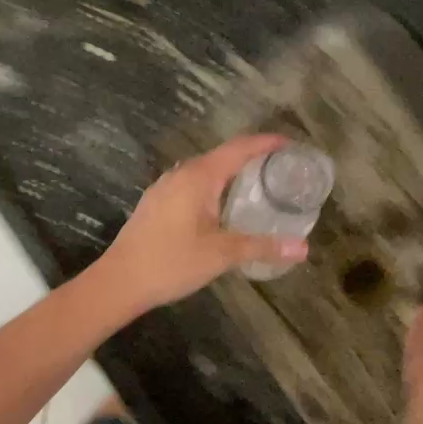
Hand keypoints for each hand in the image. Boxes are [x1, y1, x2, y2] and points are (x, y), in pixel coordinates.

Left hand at [89, 134, 310, 312]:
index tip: (290, 144)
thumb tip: (302, 248)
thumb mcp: (221, 254)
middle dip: (250, 158)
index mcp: (198, 177)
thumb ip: (262, 246)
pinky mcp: (155, 203)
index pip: (238, 149)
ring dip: (229, 174)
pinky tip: (221, 207)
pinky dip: (212, 188)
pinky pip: (191, 186)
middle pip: (221, 157)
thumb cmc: (171, 261)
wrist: (120, 280)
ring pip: (203, 172)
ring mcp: (163, 188)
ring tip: (256, 185)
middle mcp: (180, 174)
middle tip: (280, 168)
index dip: (265, 143)